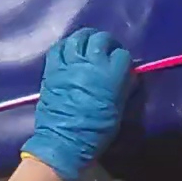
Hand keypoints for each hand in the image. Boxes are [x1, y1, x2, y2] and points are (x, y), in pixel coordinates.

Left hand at [21, 28, 133, 180]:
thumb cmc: (96, 131)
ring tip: (89, 45)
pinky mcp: (53, 69)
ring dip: (86, 38)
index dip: (123, 59)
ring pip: (79, 38)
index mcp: (111, 76)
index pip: (122, 54)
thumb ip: (124, 88)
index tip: (122, 65)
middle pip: (101, 39)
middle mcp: (91, 64)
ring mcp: (70, 65)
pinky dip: (66, 46)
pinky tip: (70, 50)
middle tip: (107, 50)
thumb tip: (129, 76)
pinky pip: (58, 49)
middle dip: (107, 42)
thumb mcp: (119, 110)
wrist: (64, 142)